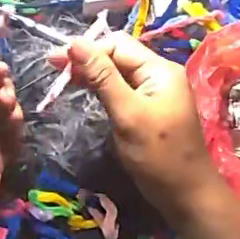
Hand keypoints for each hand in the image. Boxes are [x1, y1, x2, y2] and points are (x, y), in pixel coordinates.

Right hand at [49, 34, 225, 221]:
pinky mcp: (148, 107)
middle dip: (86, 58)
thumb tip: (75, 42)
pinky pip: (121, 87)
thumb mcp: (127, 114)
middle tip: (53, 67)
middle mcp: (159, 74)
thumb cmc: (158, 155)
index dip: (86, 49)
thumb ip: (102, 77)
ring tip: (62, 76)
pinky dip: (101, 87)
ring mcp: (154, 91)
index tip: (56, 61)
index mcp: (159, 69)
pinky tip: (83, 89)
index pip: (117, 44)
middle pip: (117, 54)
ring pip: (117, 71)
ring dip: (90, 72)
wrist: (187, 196)